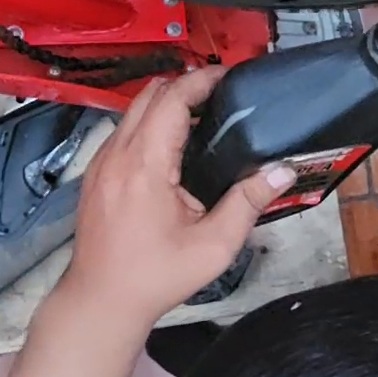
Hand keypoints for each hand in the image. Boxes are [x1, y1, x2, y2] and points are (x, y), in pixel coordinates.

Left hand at [58, 68, 295, 327]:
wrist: (100, 301)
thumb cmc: (155, 276)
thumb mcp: (214, 244)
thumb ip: (248, 202)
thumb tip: (282, 172)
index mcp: (145, 166)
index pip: (172, 99)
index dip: (201, 80)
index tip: (227, 75)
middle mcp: (117, 155)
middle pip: (149, 94)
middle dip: (185, 85)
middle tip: (220, 92)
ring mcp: (101, 163)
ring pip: (132, 109)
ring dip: (166, 102)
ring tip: (202, 114)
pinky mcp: (96, 174)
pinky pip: (123, 130)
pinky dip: (149, 121)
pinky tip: (173, 144)